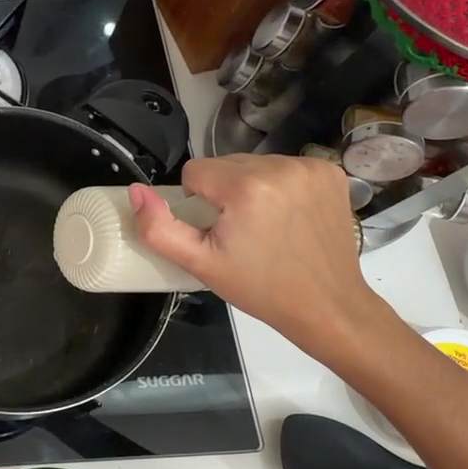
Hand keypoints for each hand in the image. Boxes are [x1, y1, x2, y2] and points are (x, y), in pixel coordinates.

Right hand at [129, 154, 384, 349]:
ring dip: (250, 187)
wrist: (326, 304)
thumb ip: (158, 228)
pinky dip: (279, 186)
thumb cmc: (260, 287)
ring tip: (264, 223)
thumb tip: (136, 190)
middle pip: (225, 163)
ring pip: (254, 163)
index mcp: (246, 188)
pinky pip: (285, 167)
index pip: (195, 171)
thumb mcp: (199, 263)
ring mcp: (310, 168)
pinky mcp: (330, 173)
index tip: (215, 229)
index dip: (196, 201)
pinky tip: (287, 215)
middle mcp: (281, 167)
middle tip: (238, 230)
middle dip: (223, 192)